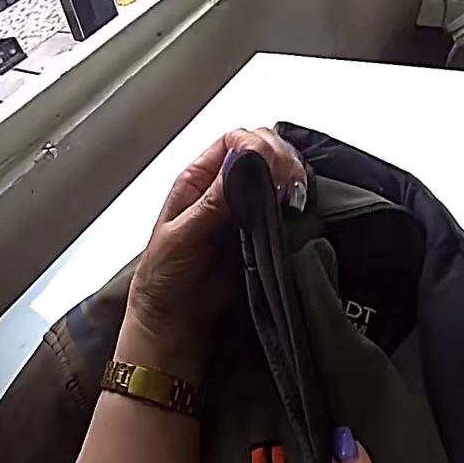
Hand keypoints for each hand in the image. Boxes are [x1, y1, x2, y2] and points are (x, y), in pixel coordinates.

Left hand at [121, 127, 305, 380]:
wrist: (174, 322)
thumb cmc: (164, 278)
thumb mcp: (181, 236)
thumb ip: (212, 201)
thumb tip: (242, 161)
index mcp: (198, 181)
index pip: (235, 140)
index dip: (257, 145)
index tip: (272, 164)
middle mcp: (224, 190)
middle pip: (263, 151)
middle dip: (282, 158)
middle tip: (290, 182)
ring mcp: (246, 210)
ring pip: (278, 177)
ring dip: (292, 179)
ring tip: (296, 196)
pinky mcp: (263, 232)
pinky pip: (285, 208)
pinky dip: (297, 204)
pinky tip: (299, 210)